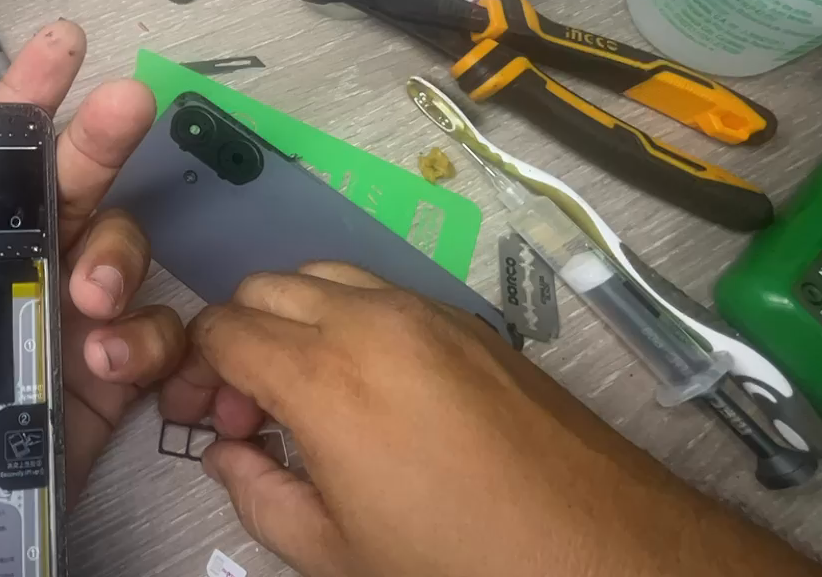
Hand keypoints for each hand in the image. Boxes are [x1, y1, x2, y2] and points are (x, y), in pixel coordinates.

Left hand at [0, 20, 183, 502]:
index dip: (24, 93)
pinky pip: (148, 333)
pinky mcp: (102, 370)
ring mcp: (64, 307)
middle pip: (71, 176)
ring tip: (87, 294)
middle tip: (126, 103)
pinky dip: (143, 337)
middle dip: (101, 133)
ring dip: (118, 251)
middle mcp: (15, 254)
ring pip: (118, 242)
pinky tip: (104, 360)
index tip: (60, 46)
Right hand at [161, 263, 821, 576]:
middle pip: (259, 290)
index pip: (219, 331)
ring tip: (306, 382)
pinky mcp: (465, 318)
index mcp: (321, 377)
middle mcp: (362, 320)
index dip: (193, 368)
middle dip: (236, 340)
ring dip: (288, 317)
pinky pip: (375, 289)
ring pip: (315, 274)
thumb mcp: (339, 559)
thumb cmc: (466, 572)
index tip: (200, 414)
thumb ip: (258, 495)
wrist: (627, 570)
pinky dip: (343, 315)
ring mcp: (419, 309)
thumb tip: (225, 451)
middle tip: (252, 409)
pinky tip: (370, 379)